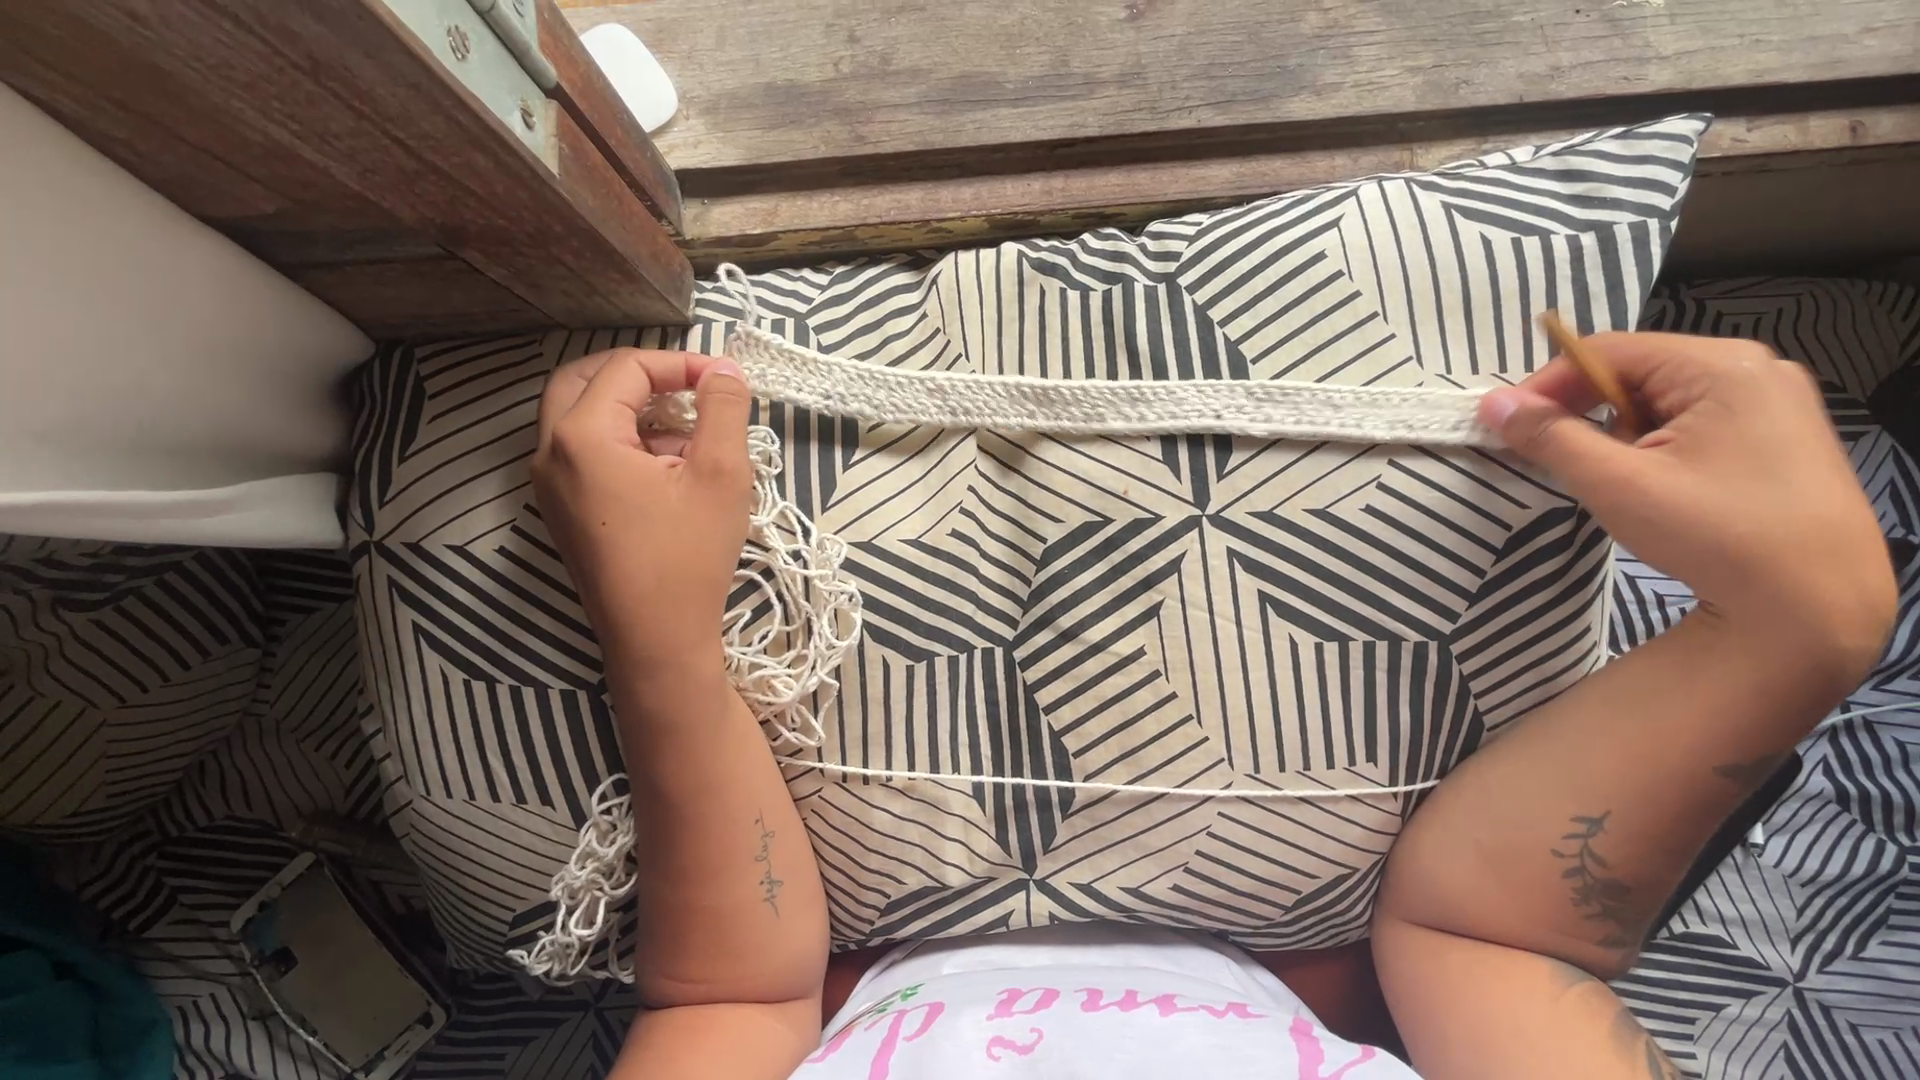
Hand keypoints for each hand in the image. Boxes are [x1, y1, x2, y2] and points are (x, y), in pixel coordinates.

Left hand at [532, 349, 752, 674]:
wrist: (657, 639)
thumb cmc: (689, 556)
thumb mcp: (721, 474)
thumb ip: (723, 410)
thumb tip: (724, 369)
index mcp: (582, 435)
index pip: (626, 368)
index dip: (679, 363)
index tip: (724, 381)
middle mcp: (550, 452)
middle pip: (586, 381)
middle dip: (642, 375)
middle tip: (690, 388)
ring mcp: (550, 485)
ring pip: (581, 416)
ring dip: (632, 409)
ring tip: (687, 433)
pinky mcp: (563, 510)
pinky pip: (583, 452)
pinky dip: (621, 441)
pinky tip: (668, 470)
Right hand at [1479, 332, 1895, 680]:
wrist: (1814, 603)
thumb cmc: (1714, 533)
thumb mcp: (1616, 483)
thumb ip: (1550, 436)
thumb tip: (1491, 403)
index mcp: (1721, 366)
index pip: (1606, 351)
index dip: (1545, 384)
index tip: (1506, 425)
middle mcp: (1752, 369)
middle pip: (1633, 370)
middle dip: (1577, 408)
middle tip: (1539, 450)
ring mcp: (1770, 402)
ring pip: (1657, 398)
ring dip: (1610, 428)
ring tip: (1591, 470)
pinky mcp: (1774, 435)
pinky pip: (1688, 419)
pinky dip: (1646, 441)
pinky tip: (1639, 478)